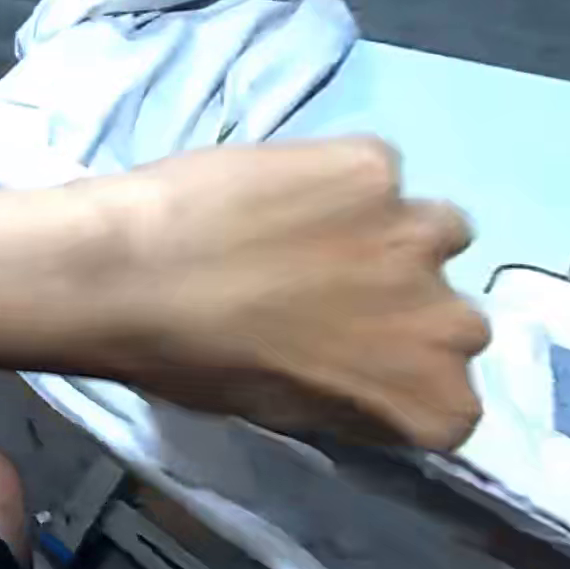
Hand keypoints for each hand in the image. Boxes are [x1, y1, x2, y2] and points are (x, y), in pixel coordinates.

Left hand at [89, 137, 487, 449]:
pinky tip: (255, 185)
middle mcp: (454, 326)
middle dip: (377, 293)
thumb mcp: (257, 403)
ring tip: (275, 225)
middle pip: (434, 305)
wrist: (115, 273)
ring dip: (364, 227)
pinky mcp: (370, 164)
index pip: (435, 389)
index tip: (315, 342)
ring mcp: (418, 234)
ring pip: (419, 226)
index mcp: (429, 404)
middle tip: (291, 279)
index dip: (371, 359)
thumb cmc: (168, 353)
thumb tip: (333, 371)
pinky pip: (361, 165)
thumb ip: (327, 390)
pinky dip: (318, 173)